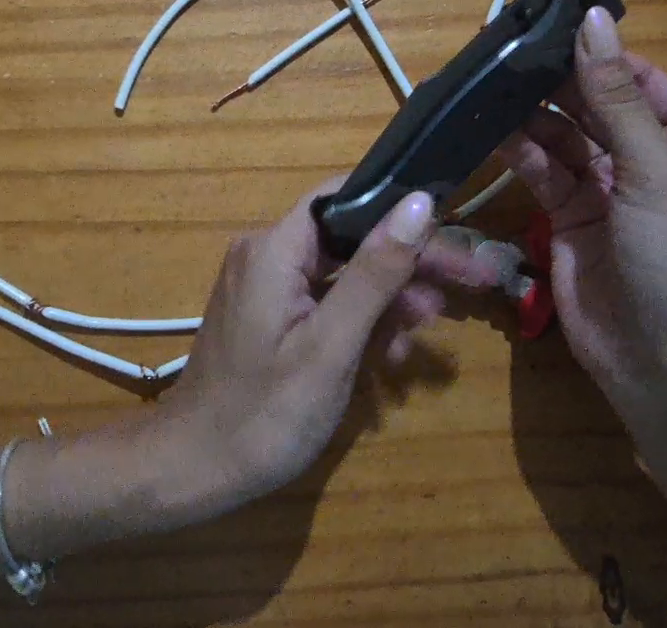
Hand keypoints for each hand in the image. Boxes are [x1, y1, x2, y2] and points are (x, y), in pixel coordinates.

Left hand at [151, 183, 452, 511]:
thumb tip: (417, 203)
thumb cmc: (266, 412)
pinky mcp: (268, 315)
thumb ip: (375, 272)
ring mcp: (265, 286)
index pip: (343, 198)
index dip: (398, 210)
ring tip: (429, 329)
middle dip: (408, 262)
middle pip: (349, 238)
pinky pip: (323, 301)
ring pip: (340, 273)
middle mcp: (266, 254)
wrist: (195, 468)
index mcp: (275, 248)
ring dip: (388, 298)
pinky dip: (358, 321)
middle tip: (471, 284)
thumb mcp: (331, 345)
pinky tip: (390, 353)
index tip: (450, 231)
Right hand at [425, 7, 666, 407]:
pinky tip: (491, 127)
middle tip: (505, 49)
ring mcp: (610, 191)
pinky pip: (544, 172)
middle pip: (598, 107)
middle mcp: (656, 161)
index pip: (642, 83)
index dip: (598, 54)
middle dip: (557, 82)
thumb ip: (616, 99)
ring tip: (491, 82)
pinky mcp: (571, 217)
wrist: (660, 367)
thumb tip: (593, 21)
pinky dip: (520, 151)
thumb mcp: (655, 173)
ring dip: (532, 114)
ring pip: (565, 138)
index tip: (548, 23)